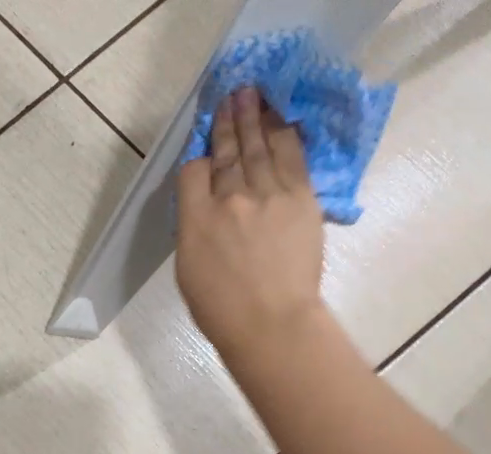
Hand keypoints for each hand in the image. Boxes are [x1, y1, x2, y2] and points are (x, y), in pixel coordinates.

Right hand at [176, 86, 327, 355]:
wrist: (270, 321)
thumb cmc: (219, 308)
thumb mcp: (188, 269)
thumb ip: (195, 230)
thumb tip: (205, 206)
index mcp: (196, 222)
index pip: (194, 173)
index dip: (198, 157)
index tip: (203, 147)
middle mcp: (231, 200)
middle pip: (229, 152)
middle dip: (229, 122)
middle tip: (232, 96)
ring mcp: (269, 196)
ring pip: (260, 147)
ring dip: (256, 118)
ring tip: (253, 96)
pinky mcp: (302, 198)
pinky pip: (292, 157)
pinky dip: (286, 136)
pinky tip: (282, 122)